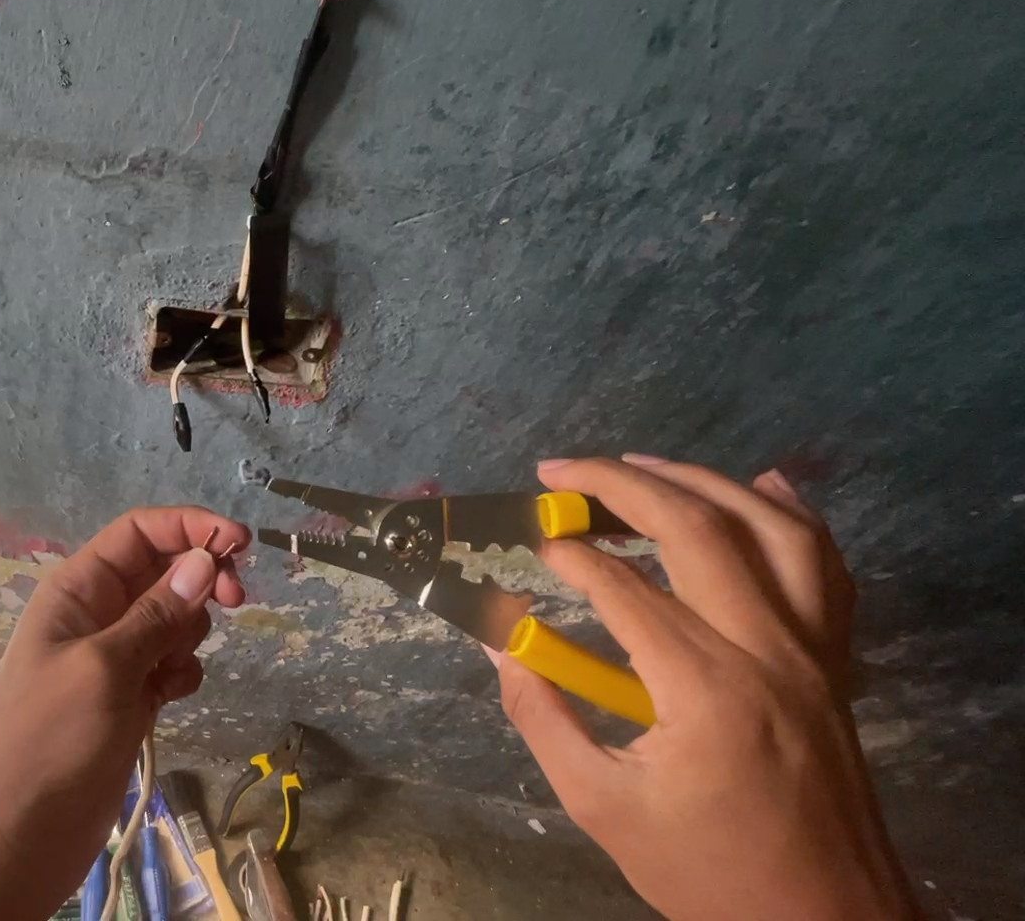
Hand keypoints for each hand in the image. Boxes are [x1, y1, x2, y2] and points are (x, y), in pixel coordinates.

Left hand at [0, 506, 247, 920]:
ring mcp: (114, 657)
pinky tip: (170, 695)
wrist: (14, 836)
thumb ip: (156, 614)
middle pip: (163, 569)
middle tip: (235, 603)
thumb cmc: (48, 739)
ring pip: (173, 617)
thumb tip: (204, 560)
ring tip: (172, 669)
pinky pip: (171, 662)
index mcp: (78, 587)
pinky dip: (181, 670)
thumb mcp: (103, 667)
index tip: (242, 543)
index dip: (190, 526)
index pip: (139, 532)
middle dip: (201, 578)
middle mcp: (97, 613)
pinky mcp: (129, 697)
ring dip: (189, 632)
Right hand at [488, 456, 915, 920]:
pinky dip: (793, 516)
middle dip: (618, 485)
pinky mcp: (834, 665)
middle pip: (698, 532)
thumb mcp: (597, 802)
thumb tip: (499, 644)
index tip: (531, 545)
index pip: (625, 587)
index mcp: (705, 688)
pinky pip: (829, 570)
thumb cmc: (705, 871)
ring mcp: (815, 654)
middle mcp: (769, 653)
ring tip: (636, 464)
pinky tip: (759, 484)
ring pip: (772, 533)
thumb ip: (537, 714)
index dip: (569, 555)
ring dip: (700, 483)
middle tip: (558, 472)